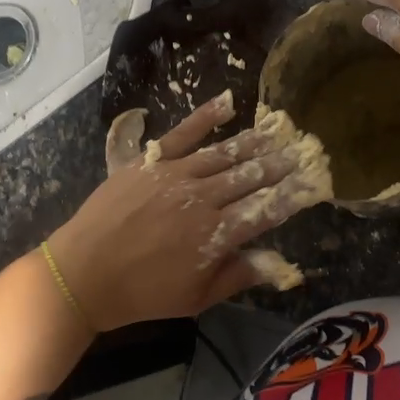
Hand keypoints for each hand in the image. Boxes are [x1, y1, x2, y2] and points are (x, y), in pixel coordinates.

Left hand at [46, 92, 317, 330]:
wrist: (82, 273)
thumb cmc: (143, 293)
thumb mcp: (197, 297)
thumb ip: (240, 275)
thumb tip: (283, 264)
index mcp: (216, 235)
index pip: (267, 208)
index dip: (295, 193)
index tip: (317, 180)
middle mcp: (203, 198)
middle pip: (252, 175)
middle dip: (283, 163)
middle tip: (307, 149)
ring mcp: (176, 174)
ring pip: (226, 153)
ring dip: (256, 141)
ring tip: (280, 129)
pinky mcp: (151, 161)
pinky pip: (183, 133)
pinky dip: (205, 116)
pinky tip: (229, 101)